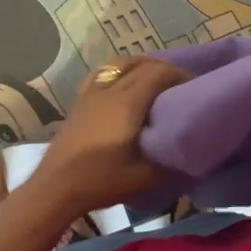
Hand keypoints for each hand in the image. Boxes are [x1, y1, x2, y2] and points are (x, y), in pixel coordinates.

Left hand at [20, 56, 187, 215]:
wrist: (56, 186)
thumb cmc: (101, 180)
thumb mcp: (144, 177)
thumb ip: (171, 163)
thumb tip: (191, 153)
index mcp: (128, 103)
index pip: (159, 73)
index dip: (180, 74)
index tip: (194, 87)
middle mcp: (109, 90)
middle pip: (141, 65)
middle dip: (164, 70)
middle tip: (179, 86)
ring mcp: (90, 94)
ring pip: (119, 64)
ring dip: (140, 66)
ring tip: (152, 81)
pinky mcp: (79, 102)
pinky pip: (100, 74)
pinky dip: (117, 72)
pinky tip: (120, 85)